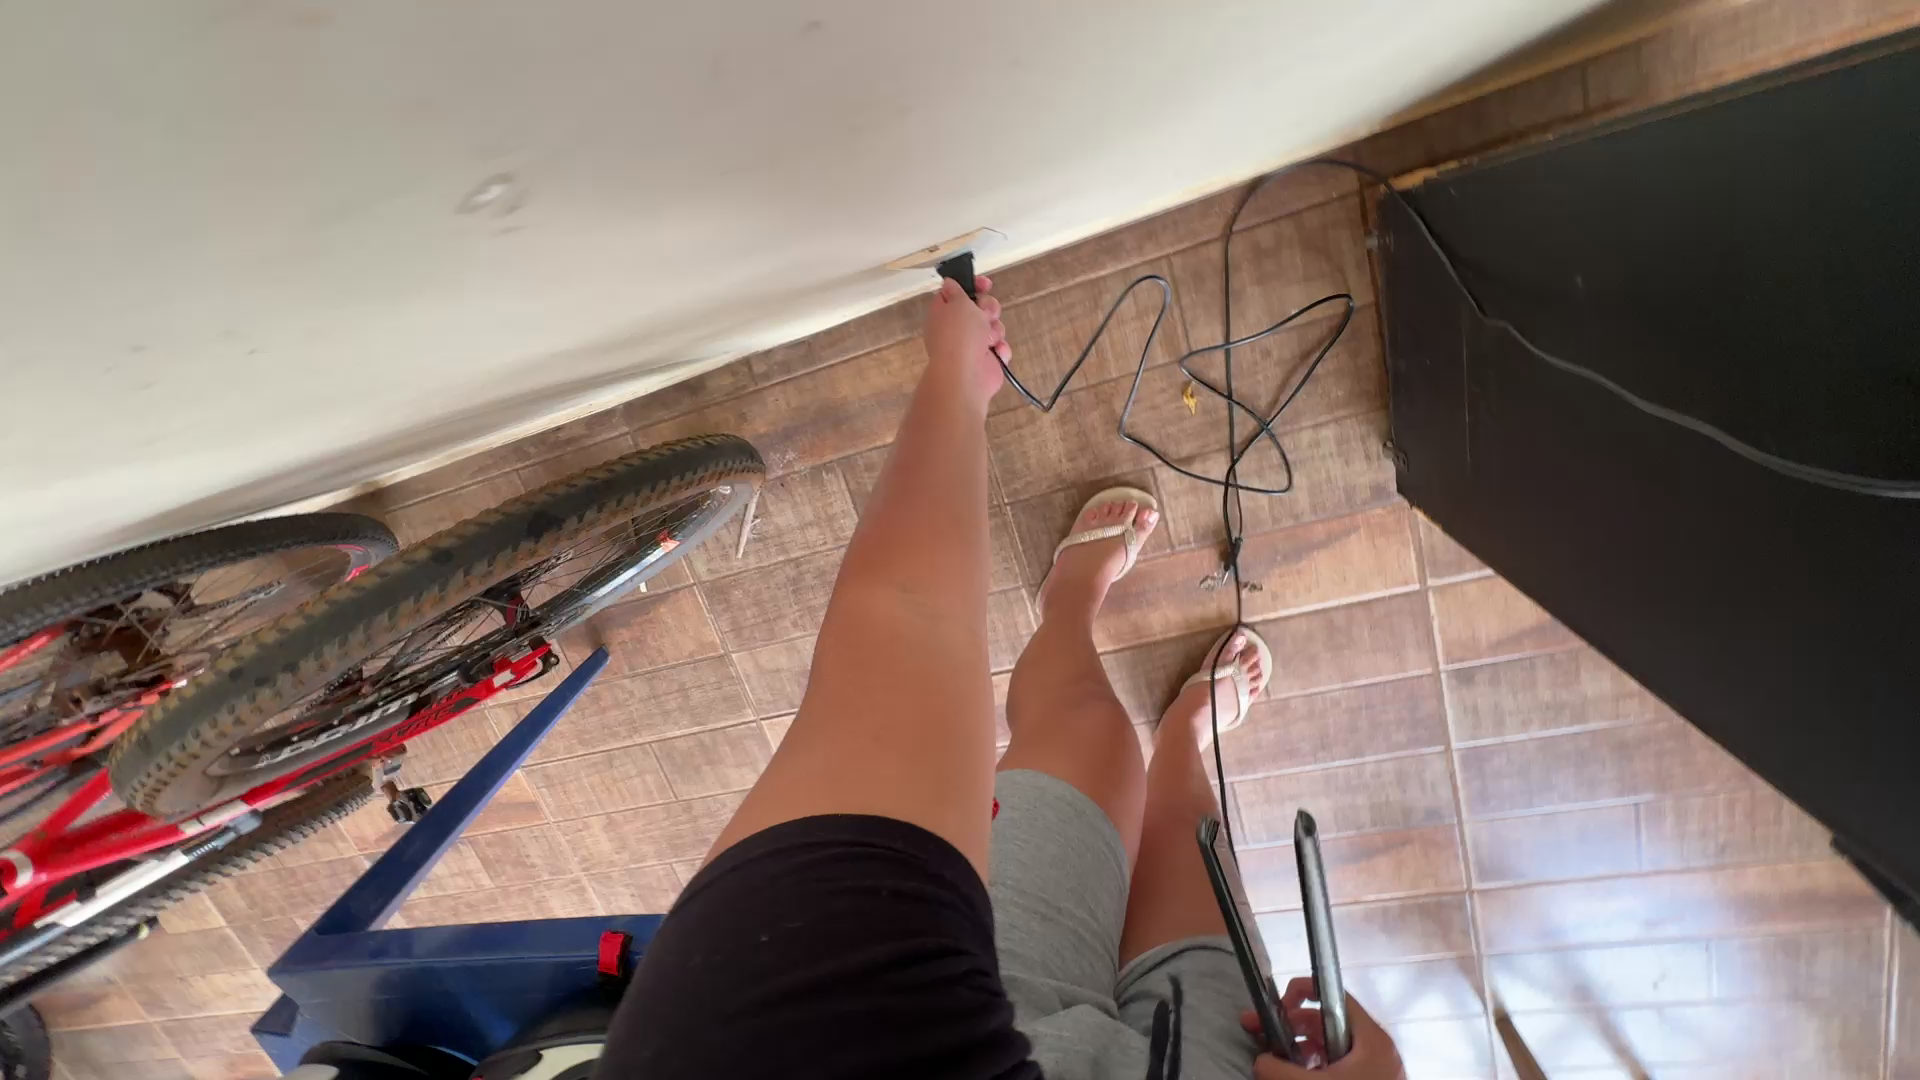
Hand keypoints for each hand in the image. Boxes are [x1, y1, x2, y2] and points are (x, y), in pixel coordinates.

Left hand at [923, 274, 1009, 403]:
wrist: (966, 375)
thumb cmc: (959, 335)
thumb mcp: (958, 303)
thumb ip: (957, 291)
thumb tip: (949, 284)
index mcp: (944, 312)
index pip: (957, 292)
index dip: (972, 285)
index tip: (985, 284)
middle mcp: (957, 328)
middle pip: (980, 308)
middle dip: (989, 309)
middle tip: (986, 315)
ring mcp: (973, 345)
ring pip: (994, 327)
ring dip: (995, 330)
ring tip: (989, 340)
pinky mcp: (987, 360)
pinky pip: (1000, 347)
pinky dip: (1000, 349)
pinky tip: (995, 354)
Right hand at [1241, 978, 1403, 1078]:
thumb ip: (1280, 1070)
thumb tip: (1260, 1062)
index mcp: (1370, 1038)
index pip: (1334, 995)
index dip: (1303, 991)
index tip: (1277, 1005)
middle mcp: (1373, 1048)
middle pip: (1324, 1021)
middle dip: (1288, 1025)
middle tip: (1257, 1031)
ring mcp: (1371, 1070)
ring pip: (1325, 1046)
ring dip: (1295, 1048)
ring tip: (1272, 1060)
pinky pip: (1333, 1067)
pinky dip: (1310, 1068)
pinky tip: (1293, 1075)